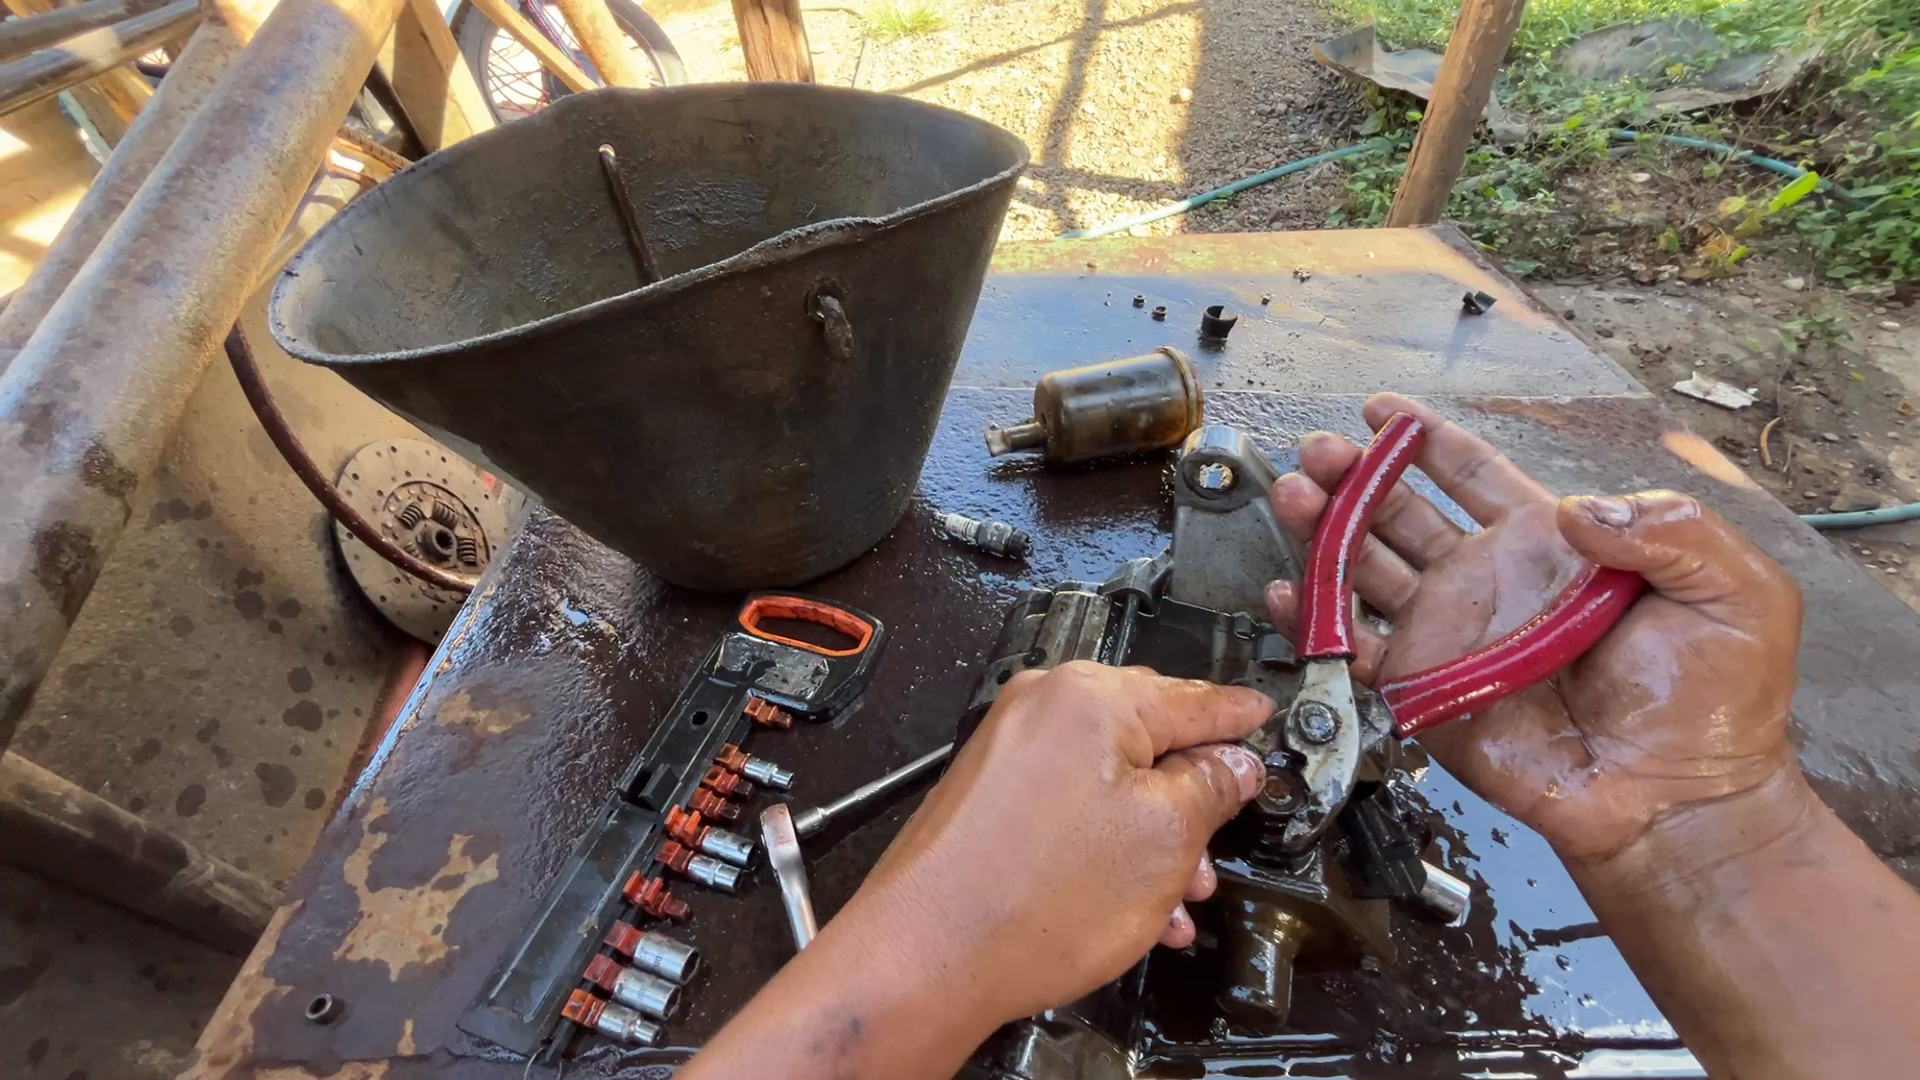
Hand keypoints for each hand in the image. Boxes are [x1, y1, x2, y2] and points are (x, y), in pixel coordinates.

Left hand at [838, 662, 1269, 1025]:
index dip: (1236, 715)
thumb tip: (1235, 764)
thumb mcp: (1162, 840)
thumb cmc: (1039, 894)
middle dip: (1192, 792)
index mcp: (1091, 696)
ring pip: (1110, 777)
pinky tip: (1136, 897)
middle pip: (1147, 737)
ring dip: (1154, 831)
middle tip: (1226, 832)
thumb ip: (1210, 788)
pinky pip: (1070, 798)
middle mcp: (1045, 704)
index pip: (1191, 697)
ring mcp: (1011, 743)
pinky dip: (1108, 838)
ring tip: (1182, 891)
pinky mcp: (992, 784)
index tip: (1262, 716)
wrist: (926, 950)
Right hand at [1264, 393, 1802, 863]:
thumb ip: (1673, 531)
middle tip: (1320, 452)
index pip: (1469, 474)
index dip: (1423, 439)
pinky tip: (1286, 589)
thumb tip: (1574, 507)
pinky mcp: (1411, 682)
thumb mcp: (1735, 596)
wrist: (1666, 798)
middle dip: (1354, 475)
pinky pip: (1348, 643)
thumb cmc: (1708, 699)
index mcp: (1537, 545)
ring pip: (1360, 566)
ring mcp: (1436, 629)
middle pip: (1395, 512)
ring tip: (1294, 497)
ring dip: (1322, 529)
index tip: (1380, 409)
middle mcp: (1474, 578)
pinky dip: (1309, 617)